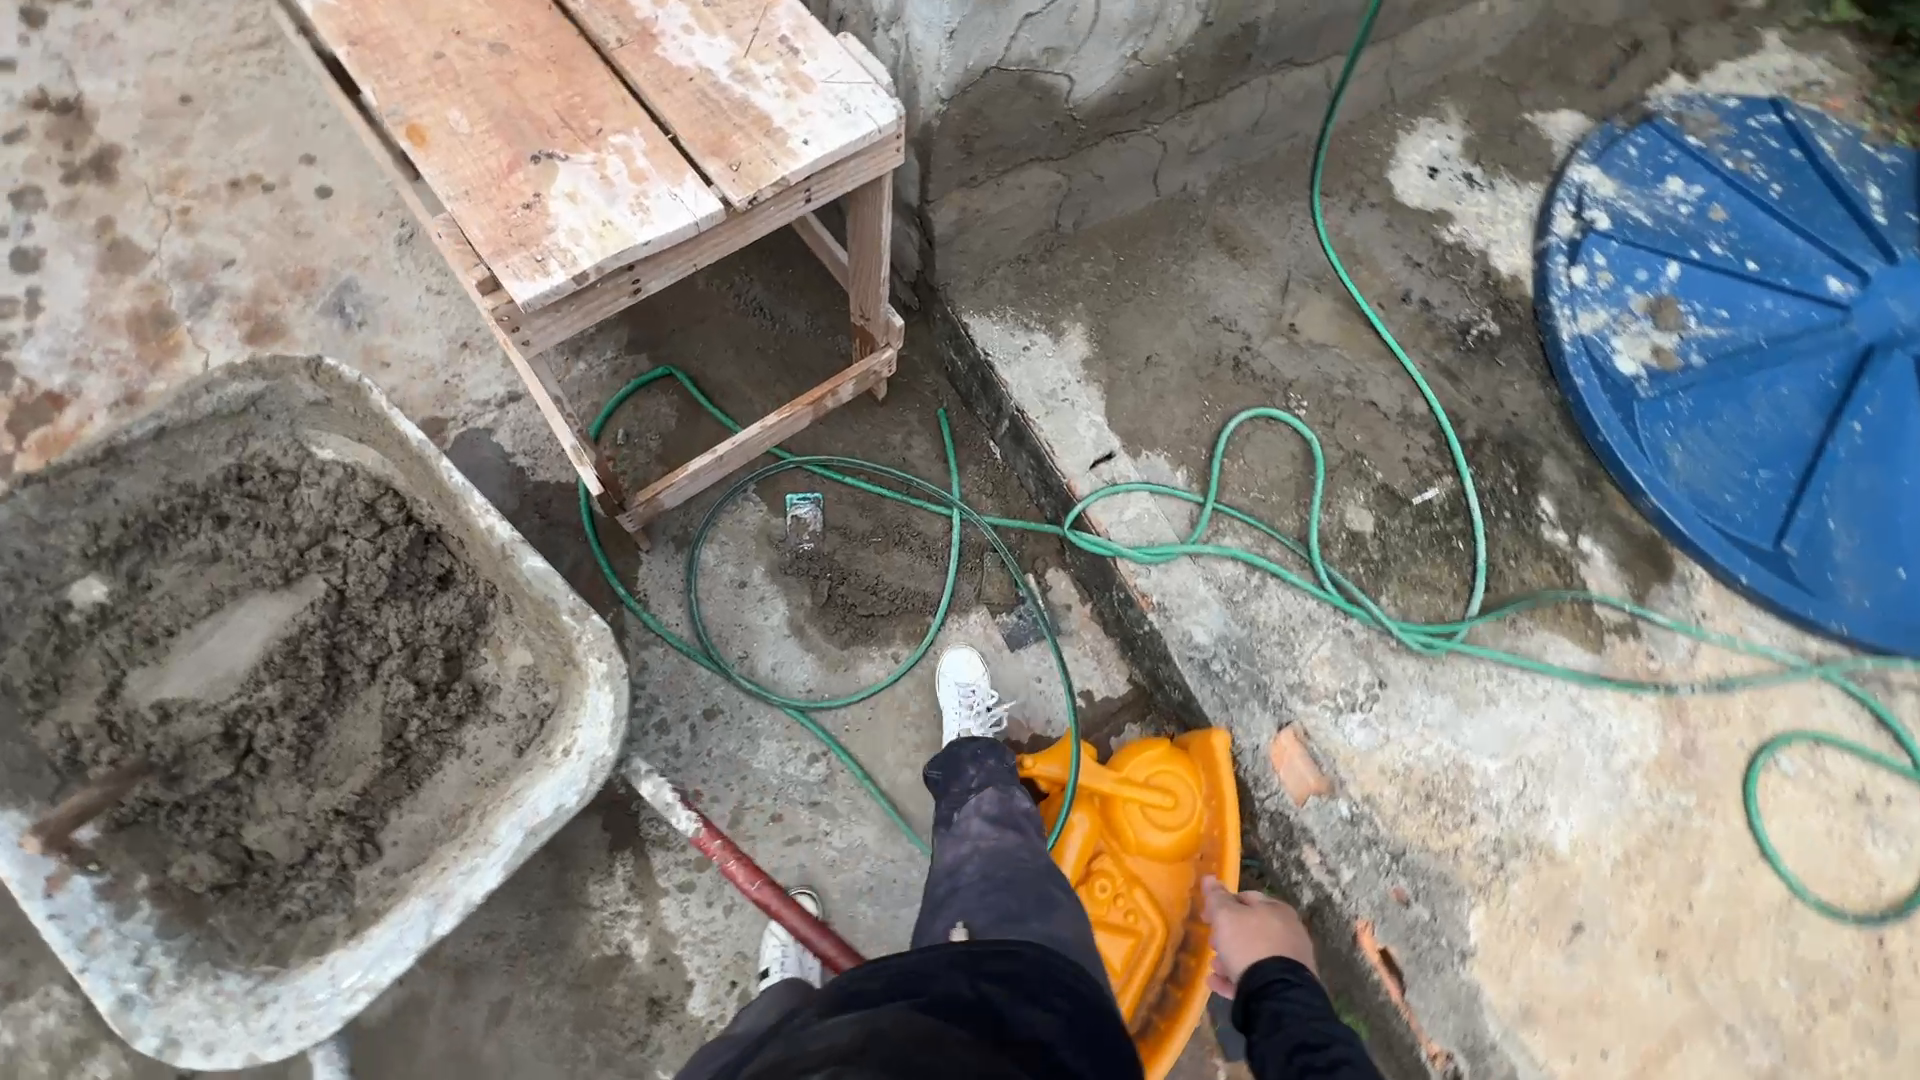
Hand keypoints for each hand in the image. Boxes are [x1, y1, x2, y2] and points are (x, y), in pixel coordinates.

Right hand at [1201, 875, 1316, 997]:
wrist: (1277, 995)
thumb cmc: (1249, 945)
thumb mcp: (1226, 916)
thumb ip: (1216, 897)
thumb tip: (1209, 877)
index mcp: (1277, 910)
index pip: (1245, 898)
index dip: (1222, 905)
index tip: (1206, 917)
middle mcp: (1288, 933)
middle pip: (1249, 929)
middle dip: (1227, 936)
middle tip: (1211, 943)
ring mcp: (1290, 962)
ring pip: (1253, 955)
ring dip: (1230, 959)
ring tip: (1214, 968)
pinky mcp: (1287, 987)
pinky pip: (1258, 978)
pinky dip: (1238, 978)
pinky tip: (1219, 984)